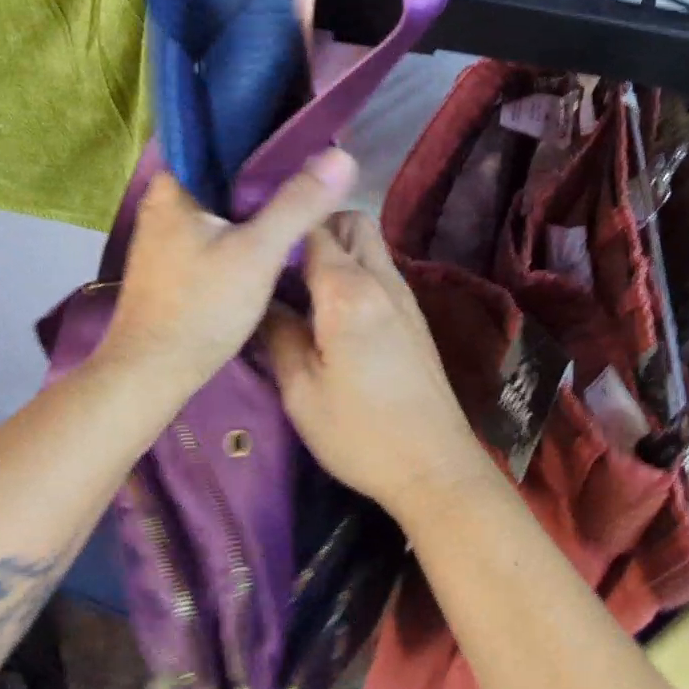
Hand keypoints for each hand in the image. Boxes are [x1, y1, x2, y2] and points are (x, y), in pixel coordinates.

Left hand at [99, 150, 355, 389]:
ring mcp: (167, 231)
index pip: (221, 134)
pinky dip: (245, 224)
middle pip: (226, 169)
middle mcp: (164, 198)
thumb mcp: (259, 252)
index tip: (306, 132)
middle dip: (268, 167)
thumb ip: (299, 204)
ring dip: (258, 198)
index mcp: (174, 182)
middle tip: (316, 163)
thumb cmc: (200, 307)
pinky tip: (275, 231)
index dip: (265, 129)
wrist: (152, 374)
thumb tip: (343, 156)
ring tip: (305, 190)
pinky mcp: (175, 259)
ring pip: (224, 200)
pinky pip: (219, 225)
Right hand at [262, 212, 494, 520]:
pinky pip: (381, 270)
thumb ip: (278, 333)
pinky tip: (332, 310)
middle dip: (316, 228)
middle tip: (282, 263)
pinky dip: (356, 271)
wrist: (434, 465)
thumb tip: (260, 299)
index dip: (281, 226)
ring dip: (338, 249)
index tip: (255, 241)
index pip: (313, 228)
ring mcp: (404, 296)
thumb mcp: (300, 390)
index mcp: (348, 291)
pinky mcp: (414, 316)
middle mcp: (381, 280)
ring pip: (370, 244)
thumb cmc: (359, 433)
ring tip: (302, 286)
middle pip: (351, 222)